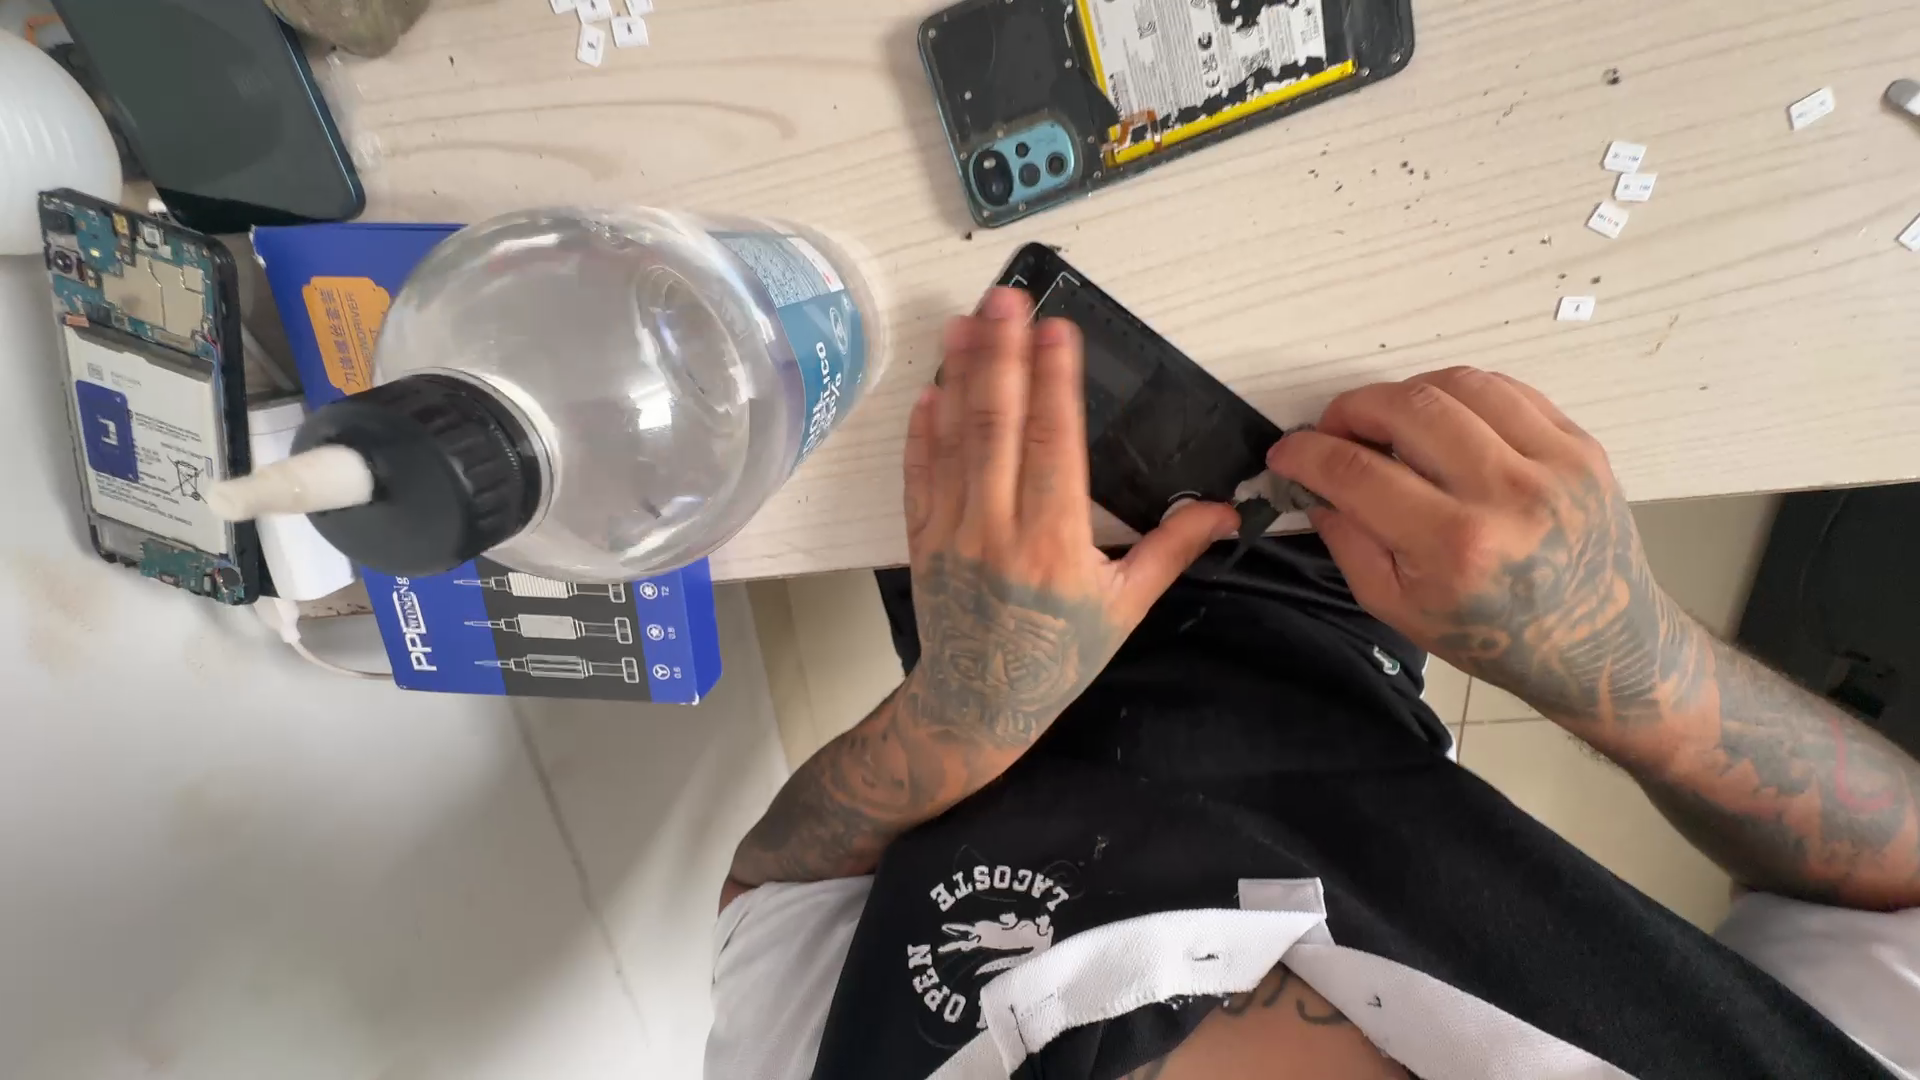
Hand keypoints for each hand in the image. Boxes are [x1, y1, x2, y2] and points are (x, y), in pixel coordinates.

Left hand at [901, 287, 1239, 745]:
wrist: (981, 702)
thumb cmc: (1057, 657)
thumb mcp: (1124, 610)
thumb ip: (1170, 551)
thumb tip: (1224, 509)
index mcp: (1055, 541)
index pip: (1054, 442)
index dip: (1054, 380)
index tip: (1056, 329)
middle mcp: (998, 527)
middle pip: (997, 426)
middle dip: (1001, 355)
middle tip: (1003, 299)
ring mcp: (952, 530)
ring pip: (953, 440)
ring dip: (958, 377)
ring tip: (963, 324)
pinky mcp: (923, 538)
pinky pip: (918, 475)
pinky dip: (921, 432)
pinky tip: (928, 392)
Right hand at [1267, 367, 1682, 724]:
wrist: (1600, 646)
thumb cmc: (1486, 636)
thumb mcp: (1393, 605)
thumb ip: (1346, 541)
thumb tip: (1314, 487)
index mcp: (1451, 545)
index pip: (1357, 473)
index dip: (1306, 454)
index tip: (1284, 452)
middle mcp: (1505, 493)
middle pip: (1408, 409)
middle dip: (1349, 410)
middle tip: (1331, 431)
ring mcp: (1553, 463)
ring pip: (1457, 386)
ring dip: (1401, 394)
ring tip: (1382, 422)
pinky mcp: (1581, 446)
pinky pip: (1505, 389)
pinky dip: (1454, 393)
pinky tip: (1435, 419)